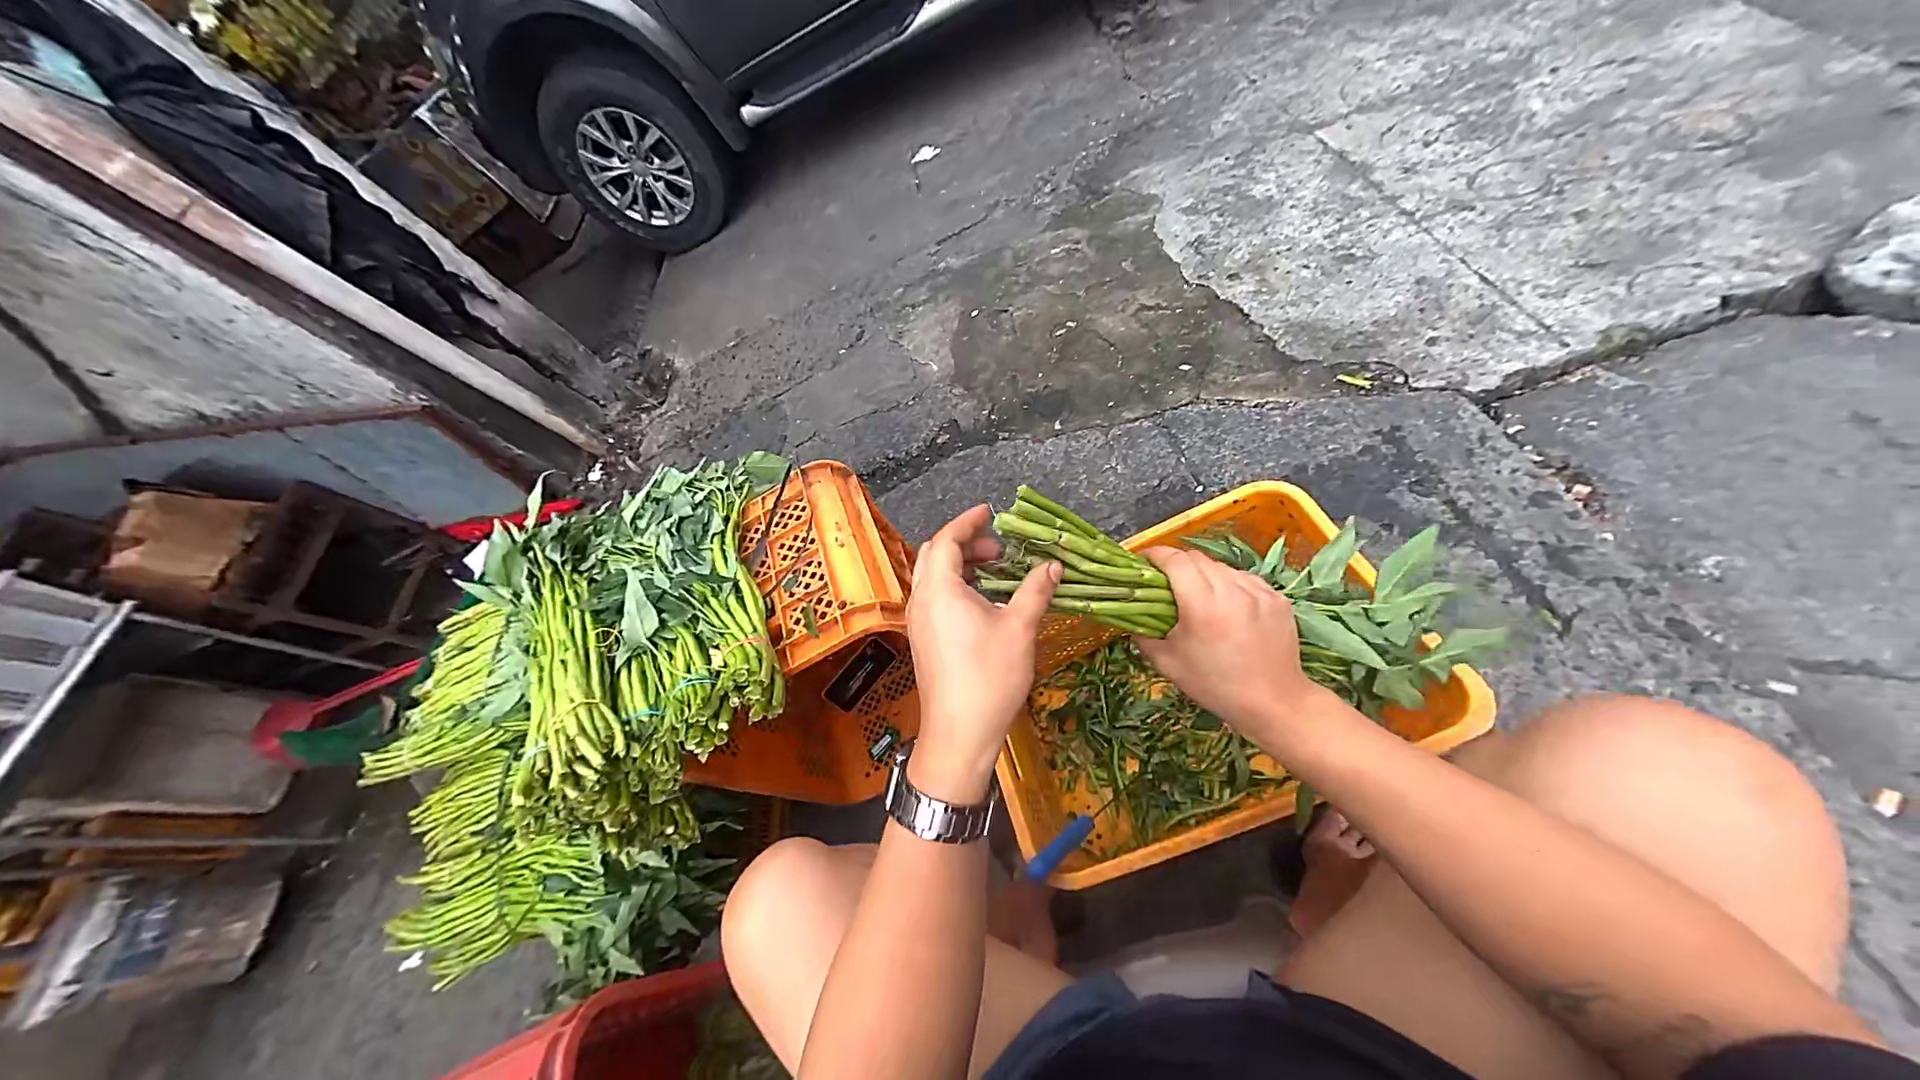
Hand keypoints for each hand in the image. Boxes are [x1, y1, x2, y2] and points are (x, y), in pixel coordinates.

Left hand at [906, 505, 1060, 802]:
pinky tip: (985, 602)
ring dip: (962, 566)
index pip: (947, 540)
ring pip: (934, 578)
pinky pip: (935, 599)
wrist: (959, 734)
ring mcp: (920, 623)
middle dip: (966, 543)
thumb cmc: (988, 679)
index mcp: (939, 590)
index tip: (990, 513)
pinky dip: (957, 587)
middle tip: (1000, 549)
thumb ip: (1035, 590)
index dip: (968, 522)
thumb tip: (1052, 565)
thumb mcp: (1019, 629)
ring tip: (997, 573)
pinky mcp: (925, 640)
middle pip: (936, 555)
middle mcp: (922, 601)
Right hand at [1133, 547, 1331, 745]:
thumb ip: (1143, 634)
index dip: (1154, 555)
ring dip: (1203, 574)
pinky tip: (1225, 606)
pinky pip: (1244, 579)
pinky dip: (1229, 585)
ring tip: (1197, 595)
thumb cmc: (1215, 685)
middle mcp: (1232, 590)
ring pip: (1221, 567)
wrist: (1274, 703)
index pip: (1174, 561)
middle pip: (1196, 558)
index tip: (1142, 562)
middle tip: (1164, 581)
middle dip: (1176, 564)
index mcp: (1202, 604)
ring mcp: (1259, 592)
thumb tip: (1130, 615)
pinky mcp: (1277, 598)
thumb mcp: (1167, 663)